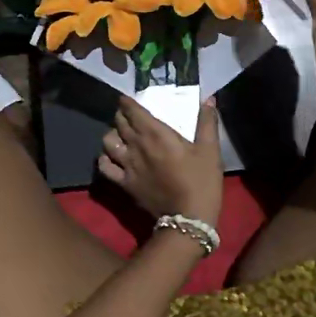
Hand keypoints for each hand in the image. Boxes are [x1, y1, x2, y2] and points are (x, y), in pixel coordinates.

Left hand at [99, 96, 223, 226]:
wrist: (189, 218)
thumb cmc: (202, 180)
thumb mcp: (210, 149)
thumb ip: (207, 122)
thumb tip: (209, 99)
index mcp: (156, 134)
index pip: (133, 111)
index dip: (127, 103)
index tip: (127, 99)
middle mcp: (137, 146)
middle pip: (120, 123)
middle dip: (121, 115)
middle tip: (128, 114)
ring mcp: (127, 165)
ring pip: (108, 142)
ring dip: (112, 134)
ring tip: (120, 135)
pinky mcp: (124, 183)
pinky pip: (105, 167)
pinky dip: (105, 159)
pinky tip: (111, 158)